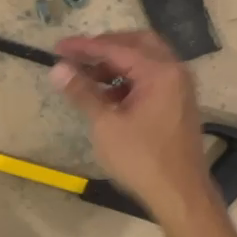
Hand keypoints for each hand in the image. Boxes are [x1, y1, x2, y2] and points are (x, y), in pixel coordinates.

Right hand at [52, 31, 220, 222]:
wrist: (179, 192)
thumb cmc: (141, 159)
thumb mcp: (106, 125)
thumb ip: (83, 93)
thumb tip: (57, 69)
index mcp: (159, 72)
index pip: (115, 48)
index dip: (84, 48)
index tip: (57, 48)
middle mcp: (174, 71)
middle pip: (136, 44)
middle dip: (105, 47)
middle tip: (77, 57)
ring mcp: (179, 87)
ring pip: (146, 61)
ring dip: (116, 64)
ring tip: (87, 78)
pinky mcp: (177, 103)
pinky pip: (152, 78)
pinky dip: (129, 79)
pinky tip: (108, 96)